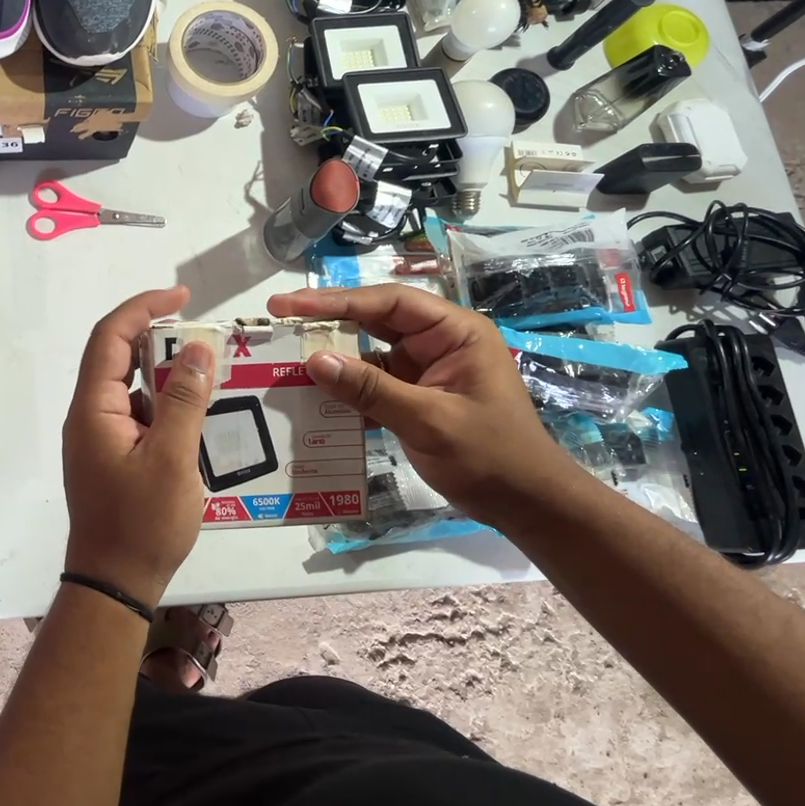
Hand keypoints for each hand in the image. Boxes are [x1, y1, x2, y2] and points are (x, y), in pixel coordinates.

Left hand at [60, 286, 212, 609]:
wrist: (114, 584)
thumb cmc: (142, 524)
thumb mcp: (172, 460)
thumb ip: (185, 401)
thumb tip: (196, 347)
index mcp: (93, 408)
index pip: (109, 337)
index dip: (143, 308)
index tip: (182, 295)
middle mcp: (88, 415)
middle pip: (115, 357)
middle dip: (156, 337)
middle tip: (201, 335)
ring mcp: (97, 437)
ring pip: (129, 387)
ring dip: (163, 374)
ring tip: (207, 374)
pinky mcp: (110, 456)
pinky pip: (136, 415)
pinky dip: (163, 405)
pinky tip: (196, 415)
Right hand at [266, 284, 581, 524]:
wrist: (526, 505)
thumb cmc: (491, 456)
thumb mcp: (429, 421)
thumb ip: (370, 389)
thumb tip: (314, 360)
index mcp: (454, 333)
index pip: (387, 303)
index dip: (335, 300)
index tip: (290, 304)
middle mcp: (438, 342)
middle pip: (372, 319)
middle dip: (326, 319)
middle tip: (278, 317)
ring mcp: (425, 369)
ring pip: (367, 351)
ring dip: (330, 356)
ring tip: (285, 355)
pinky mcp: (414, 396)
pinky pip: (370, 382)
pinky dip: (343, 388)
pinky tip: (310, 394)